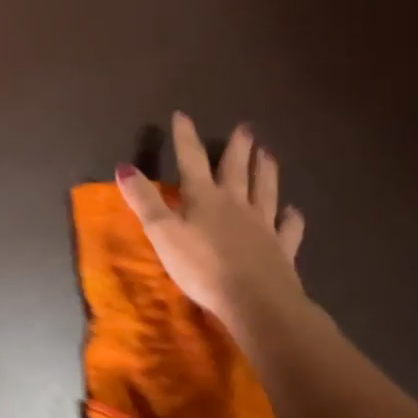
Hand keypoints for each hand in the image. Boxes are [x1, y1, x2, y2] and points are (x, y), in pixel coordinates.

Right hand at [116, 113, 307, 341]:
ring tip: (269, 154)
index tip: (183, 115)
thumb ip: (143, 199)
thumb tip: (124, 167)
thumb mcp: (162, 232)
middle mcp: (236, 204)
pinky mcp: (281, 250)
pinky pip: (288, 228)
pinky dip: (291, 218)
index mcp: (204, 197)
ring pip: (265, 191)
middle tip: (246, 129)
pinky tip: (294, 211)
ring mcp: (262, 226)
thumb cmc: (202, 266)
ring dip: (266, 171)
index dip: (185, 137)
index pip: (191, 159)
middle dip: (238, 148)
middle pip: (236, 170)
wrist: (257, 302)